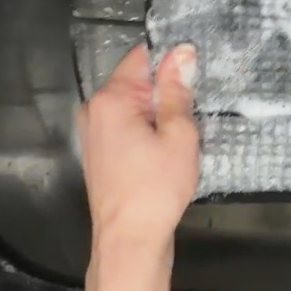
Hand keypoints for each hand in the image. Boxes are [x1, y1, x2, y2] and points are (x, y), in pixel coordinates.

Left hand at [77, 43, 199, 252]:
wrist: (130, 238)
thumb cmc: (157, 187)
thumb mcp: (179, 134)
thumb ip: (178, 91)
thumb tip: (182, 52)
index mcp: (112, 98)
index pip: (142, 57)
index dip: (172, 61)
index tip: (196, 79)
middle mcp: (95, 109)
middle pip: (137, 82)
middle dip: (166, 92)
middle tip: (194, 115)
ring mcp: (93, 132)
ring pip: (134, 106)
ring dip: (159, 114)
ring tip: (181, 137)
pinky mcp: (100, 152)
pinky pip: (127, 126)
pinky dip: (148, 131)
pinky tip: (165, 153)